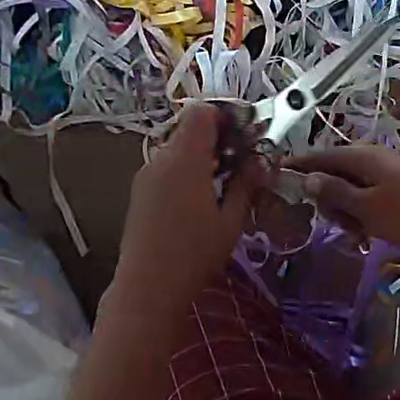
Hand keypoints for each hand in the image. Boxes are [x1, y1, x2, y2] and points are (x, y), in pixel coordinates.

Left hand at [111, 104, 266, 315]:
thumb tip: (259, 161)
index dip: (227, 117)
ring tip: (226, 184)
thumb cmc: (194, 254)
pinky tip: (202, 200)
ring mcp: (146, 176)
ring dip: (203, 157)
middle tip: (244, 163)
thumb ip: (245, 184)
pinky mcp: (140, 192)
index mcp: (185, 160)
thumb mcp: (230, 221)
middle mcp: (160, 160)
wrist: (147, 287)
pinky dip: (187, 172)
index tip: (248, 137)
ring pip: (178, 150)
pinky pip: (167, 168)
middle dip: (219, 139)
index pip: (202, 113)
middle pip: (190, 130)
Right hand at [288, 145, 399, 254]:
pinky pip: (365, 197)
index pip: (319, 156)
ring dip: (345, 211)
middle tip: (338, 224)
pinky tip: (367, 233)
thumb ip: (333, 191)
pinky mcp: (395, 187)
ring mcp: (384, 171)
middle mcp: (371, 157)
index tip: (278, 175)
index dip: (298, 166)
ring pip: (348, 189)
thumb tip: (307, 177)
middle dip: (328, 199)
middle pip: (333, 173)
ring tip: (357, 233)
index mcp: (361, 156)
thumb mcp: (363, 207)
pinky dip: (360, 213)